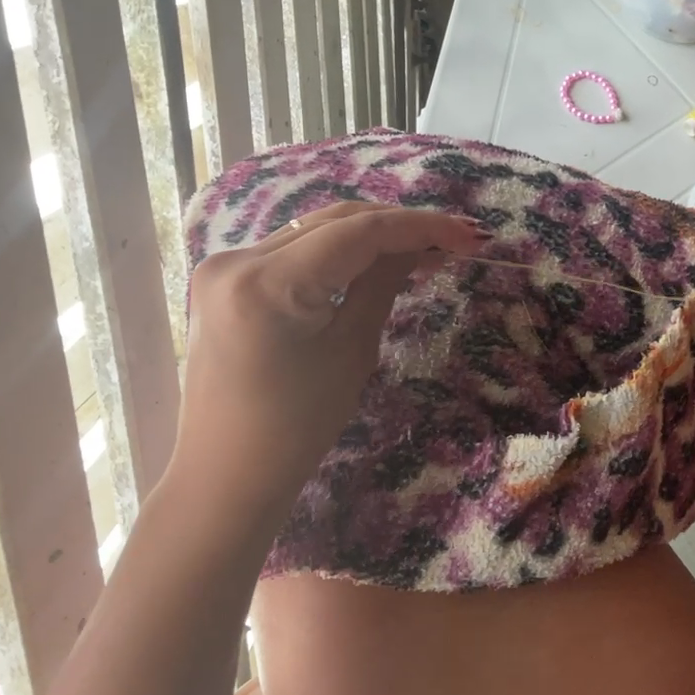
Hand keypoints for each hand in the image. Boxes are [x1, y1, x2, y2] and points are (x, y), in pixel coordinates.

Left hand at [174, 203, 488, 501]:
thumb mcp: (352, 349)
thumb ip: (385, 282)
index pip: (359, 232)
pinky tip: (377, 259)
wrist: (227, 474)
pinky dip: (340, 250)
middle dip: (400, 225)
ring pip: (316, 229)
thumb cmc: (297, 425)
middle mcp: (238, 259)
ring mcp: (225, 266)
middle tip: (456, 238)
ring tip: (425, 248)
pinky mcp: (226, 280)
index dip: (419, 226)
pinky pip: (296, 248)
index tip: (469, 234)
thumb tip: (427, 243)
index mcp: (269, 283)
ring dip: (372, 234)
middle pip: (336, 221)